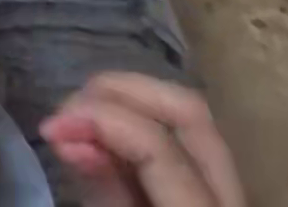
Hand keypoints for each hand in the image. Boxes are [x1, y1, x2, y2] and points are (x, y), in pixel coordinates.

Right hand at [40, 72, 244, 206]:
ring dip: (123, 102)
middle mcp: (238, 195)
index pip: (157, 143)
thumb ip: (103, 192)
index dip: (97, 120)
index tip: (49, 127)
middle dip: (115, 92)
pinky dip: (137, 122)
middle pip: (185, 106)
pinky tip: (107, 136)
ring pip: (186, 112)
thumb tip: (65, 134)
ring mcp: (239, 189)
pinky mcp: (222, 189)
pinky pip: (183, 136)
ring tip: (82, 121)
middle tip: (69, 113)